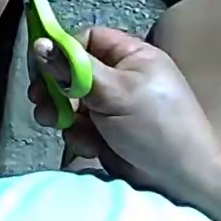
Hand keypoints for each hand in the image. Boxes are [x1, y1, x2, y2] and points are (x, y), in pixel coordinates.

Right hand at [28, 26, 220, 200]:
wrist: (181, 181)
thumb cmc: (155, 127)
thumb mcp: (114, 93)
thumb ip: (73, 68)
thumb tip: (39, 44)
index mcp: (131, 56)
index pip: (86, 39)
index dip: (63, 51)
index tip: (44, 68)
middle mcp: (119, 76)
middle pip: (70, 69)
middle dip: (54, 87)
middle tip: (39, 100)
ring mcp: (110, 103)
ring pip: (67, 98)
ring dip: (59, 112)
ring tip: (57, 123)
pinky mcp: (103, 128)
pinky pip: (76, 123)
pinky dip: (77, 133)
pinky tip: (89, 144)